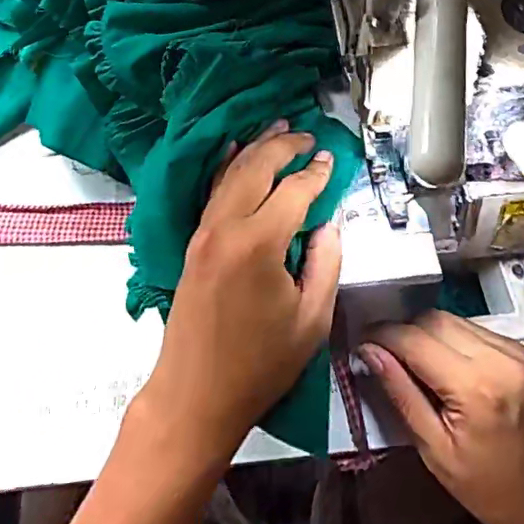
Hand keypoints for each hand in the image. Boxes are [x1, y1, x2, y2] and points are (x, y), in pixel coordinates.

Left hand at [139, 120, 340, 455]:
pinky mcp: (193, 242)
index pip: (293, 191)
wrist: (195, 393)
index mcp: (258, 244)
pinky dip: (227, 166)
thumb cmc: (259, 365)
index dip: (315, 173)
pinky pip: (213, 191)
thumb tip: (329, 222)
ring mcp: (203, 232)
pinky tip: (235, 151)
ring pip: (231, 173)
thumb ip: (326, 262)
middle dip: (284, 146)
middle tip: (307, 135)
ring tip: (277, 129)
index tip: (330, 160)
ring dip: (256, 148)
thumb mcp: (311, 320)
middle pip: (257, 168)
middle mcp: (225, 227)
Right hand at [361, 312, 523, 523]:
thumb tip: (369, 351)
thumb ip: (401, 393)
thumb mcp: (436, 451)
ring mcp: (516, 349)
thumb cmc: (492, 491)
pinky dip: (450, 338)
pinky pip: (472, 328)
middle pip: (432, 319)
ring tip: (411, 359)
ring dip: (425, 332)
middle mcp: (499, 357)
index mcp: (476, 387)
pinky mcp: (523, 349)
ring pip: (452, 318)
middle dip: (403, 331)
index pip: (414, 338)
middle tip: (382, 352)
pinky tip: (443, 363)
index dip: (381, 335)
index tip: (361, 342)